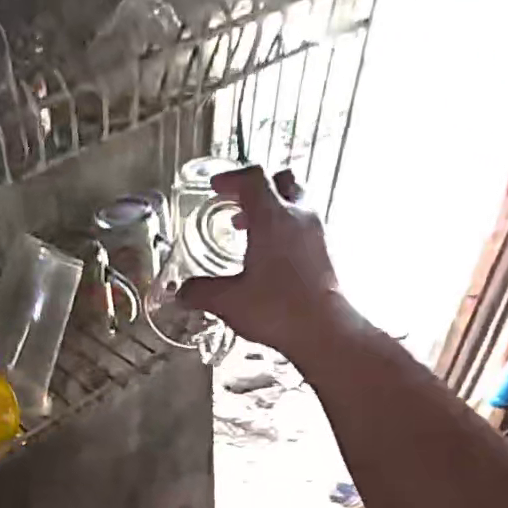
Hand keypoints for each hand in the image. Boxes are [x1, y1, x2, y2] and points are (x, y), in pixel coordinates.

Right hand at [176, 166, 351, 356]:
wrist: (322, 329)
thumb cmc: (276, 308)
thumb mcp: (227, 301)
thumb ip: (200, 292)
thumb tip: (182, 292)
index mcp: (272, 218)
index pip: (253, 179)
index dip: (232, 178)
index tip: (216, 187)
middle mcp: (299, 217)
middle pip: (283, 182)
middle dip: (258, 190)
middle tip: (238, 208)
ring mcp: (317, 233)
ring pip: (296, 204)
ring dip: (272, 211)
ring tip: (250, 234)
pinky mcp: (325, 253)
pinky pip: (304, 228)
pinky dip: (285, 232)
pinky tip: (269, 258)